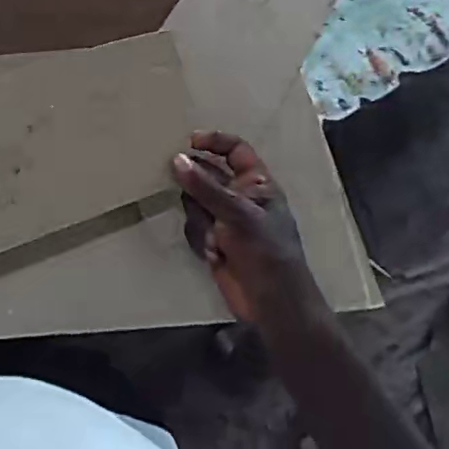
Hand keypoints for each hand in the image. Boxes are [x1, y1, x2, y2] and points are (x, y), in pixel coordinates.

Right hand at [171, 130, 325, 324]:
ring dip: (199, 216)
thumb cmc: (267, 253)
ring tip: (213, 235)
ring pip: (194, 199)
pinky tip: (214, 253)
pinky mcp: (213, 239)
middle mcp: (239, 196)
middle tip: (179, 181)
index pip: (235, 150)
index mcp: (257, 184)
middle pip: (207, 172)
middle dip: (195, 182)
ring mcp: (225, 218)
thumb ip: (205, 187)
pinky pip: (192, 224)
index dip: (214, 142)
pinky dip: (199, 237)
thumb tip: (176, 159)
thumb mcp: (239, 215)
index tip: (189, 142)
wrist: (273, 307)